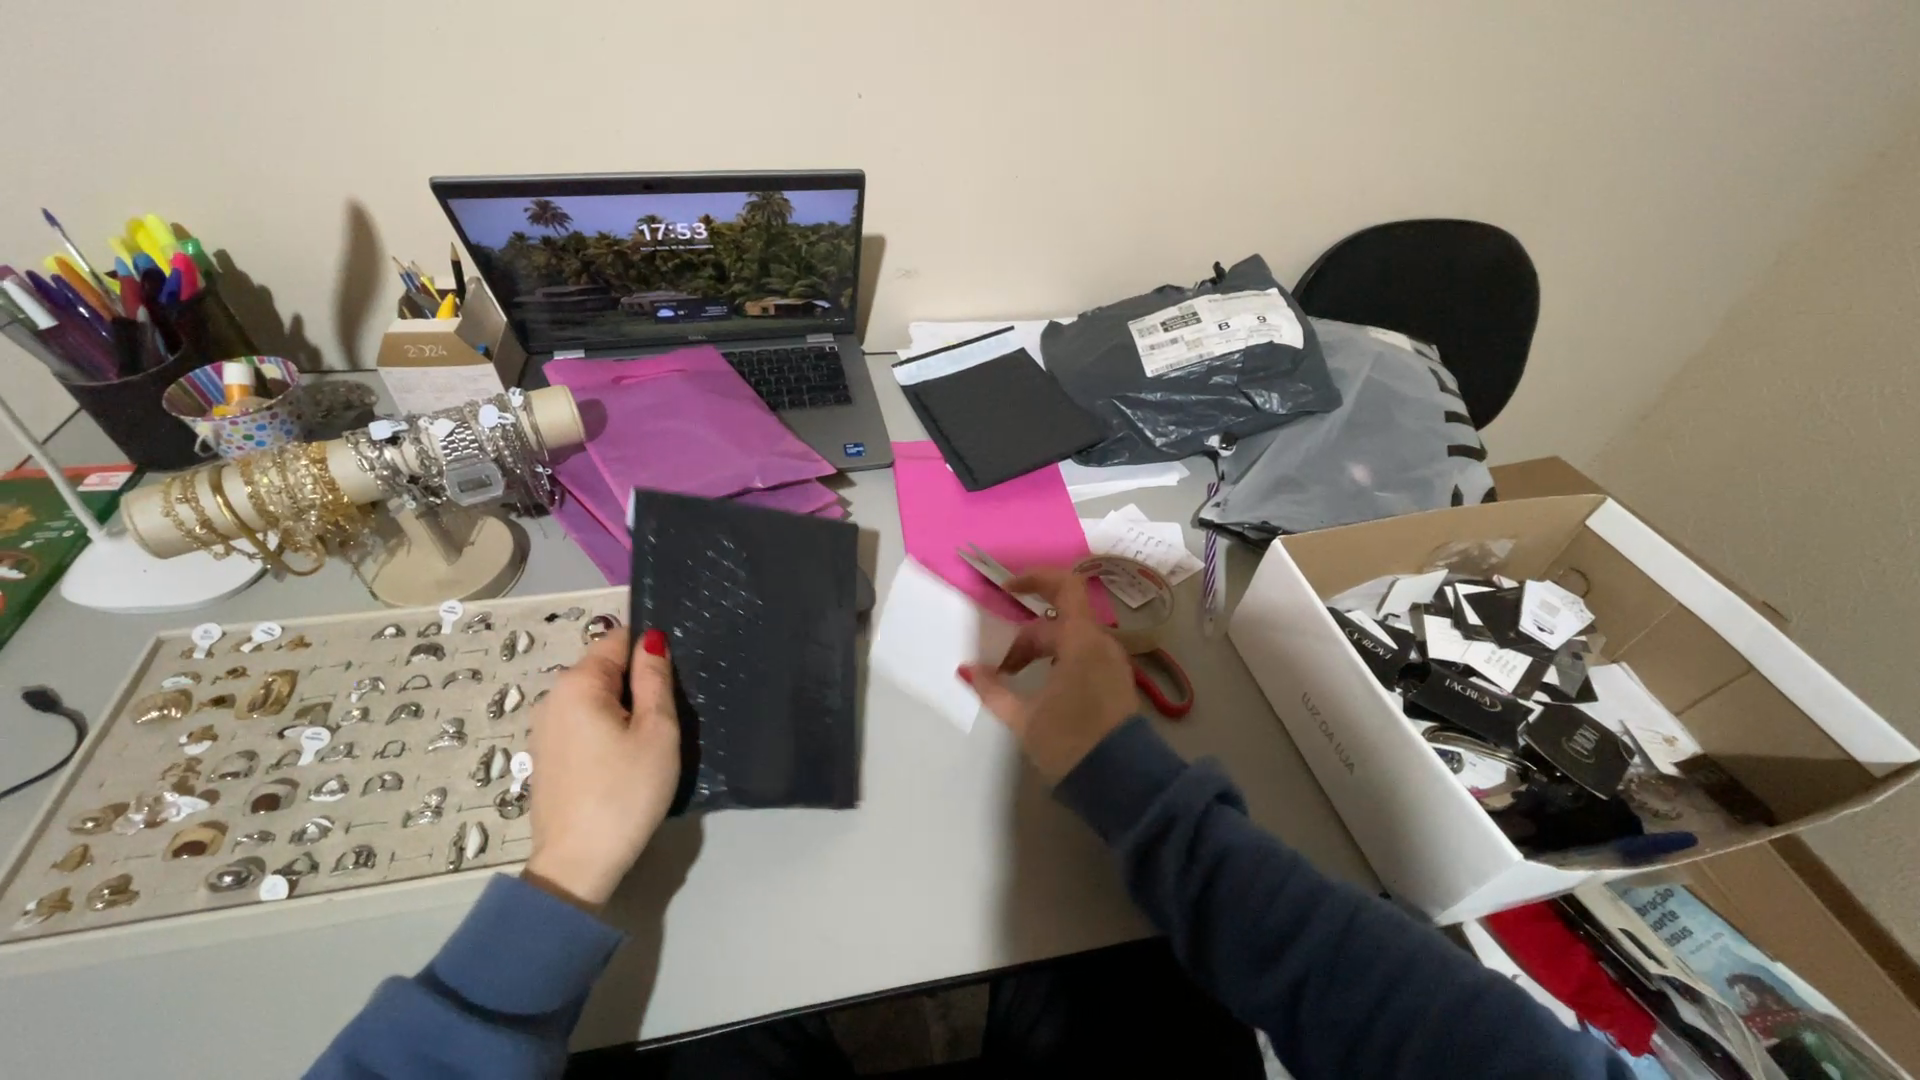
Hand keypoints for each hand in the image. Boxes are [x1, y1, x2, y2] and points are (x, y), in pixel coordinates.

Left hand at [523, 627, 680, 909]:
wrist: (579, 863)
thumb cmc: (626, 791)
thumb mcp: (656, 730)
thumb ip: (655, 679)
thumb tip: (652, 638)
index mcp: (578, 684)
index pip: (617, 639)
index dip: (650, 651)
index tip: (673, 679)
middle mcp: (553, 698)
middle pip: (605, 669)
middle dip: (637, 682)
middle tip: (668, 717)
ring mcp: (545, 728)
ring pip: (596, 698)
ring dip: (625, 709)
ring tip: (651, 741)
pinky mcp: (547, 755)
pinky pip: (584, 723)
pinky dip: (608, 729)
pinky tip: (626, 760)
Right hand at [960, 568, 1137, 782]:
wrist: (1122, 782)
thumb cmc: (1070, 742)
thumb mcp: (1024, 718)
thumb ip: (994, 689)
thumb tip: (968, 670)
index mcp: (1081, 642)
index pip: (1064, 587)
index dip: (1035, 579)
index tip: (1007, 589)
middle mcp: (1101, 644)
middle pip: (1058, 622)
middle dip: (1026, 638)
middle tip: (1002, 667)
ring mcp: (1112, 663)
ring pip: (1071, 640)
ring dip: (1042, 651)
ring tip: (1017, 678)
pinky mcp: (1116, 682)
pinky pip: (1084, 655)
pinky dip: (1059, 660)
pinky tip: (1043, 686)